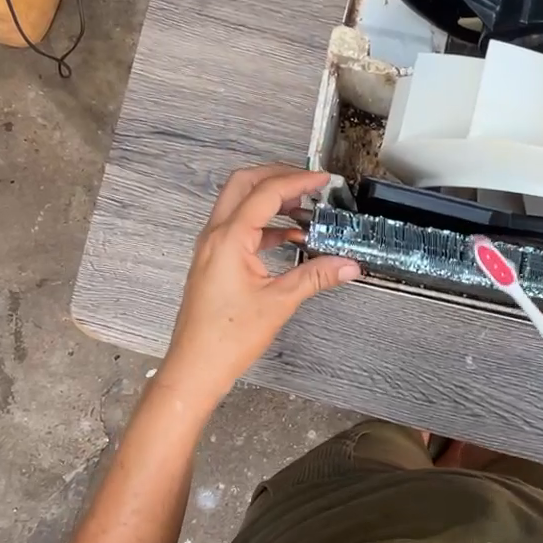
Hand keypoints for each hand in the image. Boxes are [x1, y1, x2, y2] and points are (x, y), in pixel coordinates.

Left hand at [158, 165, 359, 405]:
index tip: (321, 179)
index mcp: (228, 239)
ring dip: (269, 199)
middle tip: (308, 181)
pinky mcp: (213, 261)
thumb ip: (315, 277)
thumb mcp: (279, 303)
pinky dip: (264, 224)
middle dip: (277, 175)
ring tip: (303, 206)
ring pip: (239, 204)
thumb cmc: (225, 339)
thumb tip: (345, 264)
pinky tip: (288, 236)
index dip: (297, 180)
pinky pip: (238, 228)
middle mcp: (215, 237)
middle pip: (244, 184)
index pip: (266, 193)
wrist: (196, 366)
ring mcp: (211, 248)